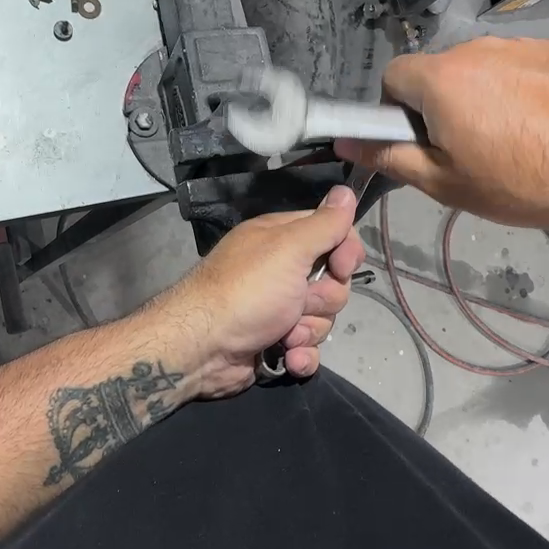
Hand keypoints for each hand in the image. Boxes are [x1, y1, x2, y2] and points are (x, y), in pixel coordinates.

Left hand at [142, 185, 363, 399]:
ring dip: (309, 330)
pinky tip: (289, 358)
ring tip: (285, 335)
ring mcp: (277, 308)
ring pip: (322, 318)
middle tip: (300, 302)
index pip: (332, 234)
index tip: (341, 266)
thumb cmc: (247, 291)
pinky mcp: (275, 342)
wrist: (202, 347)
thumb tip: (346, 190)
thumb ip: (323, 224)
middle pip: (332, 282)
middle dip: (322, 299)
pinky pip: (308, 349)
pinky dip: (301, 356)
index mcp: (280, 240)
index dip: (345, 251)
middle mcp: (280, 270)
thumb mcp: (288, 248)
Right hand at [335, 37, 548, 236]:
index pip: (392, 76)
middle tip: (464, 147)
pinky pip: (514, 65)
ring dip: (476, 95)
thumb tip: (344, 143)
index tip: (420, 141)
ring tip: (510, 137)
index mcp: (441, 79)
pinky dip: (514, 89)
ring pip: (475, 68)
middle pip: (435, 71)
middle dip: (436, 102)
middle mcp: (476, 49)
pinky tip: (541, 123)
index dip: (395, 110)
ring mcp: (520, 45)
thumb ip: (390, 157)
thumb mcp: (446, 182)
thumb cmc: (524, 182)